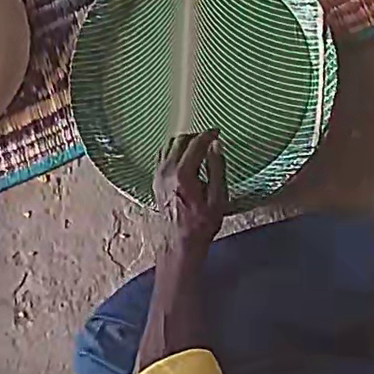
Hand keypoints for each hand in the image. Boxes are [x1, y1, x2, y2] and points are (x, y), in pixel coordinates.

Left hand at [155, 130, 225, 253]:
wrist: (180, 241)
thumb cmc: (203, 221)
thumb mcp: (218, 196)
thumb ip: (217, 168)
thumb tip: (216, 144)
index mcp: (184, 174)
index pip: (195, 143)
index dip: (208, 135)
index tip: (218, 132)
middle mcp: (167, 171)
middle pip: (180, 140)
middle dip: (196, 136)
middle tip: (210, 140)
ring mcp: (158, 175)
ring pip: (169, 146)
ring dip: (184, 142)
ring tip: (199, 147)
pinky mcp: (156, 180)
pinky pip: (163, 156)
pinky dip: (174, 151)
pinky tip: (185, 158)